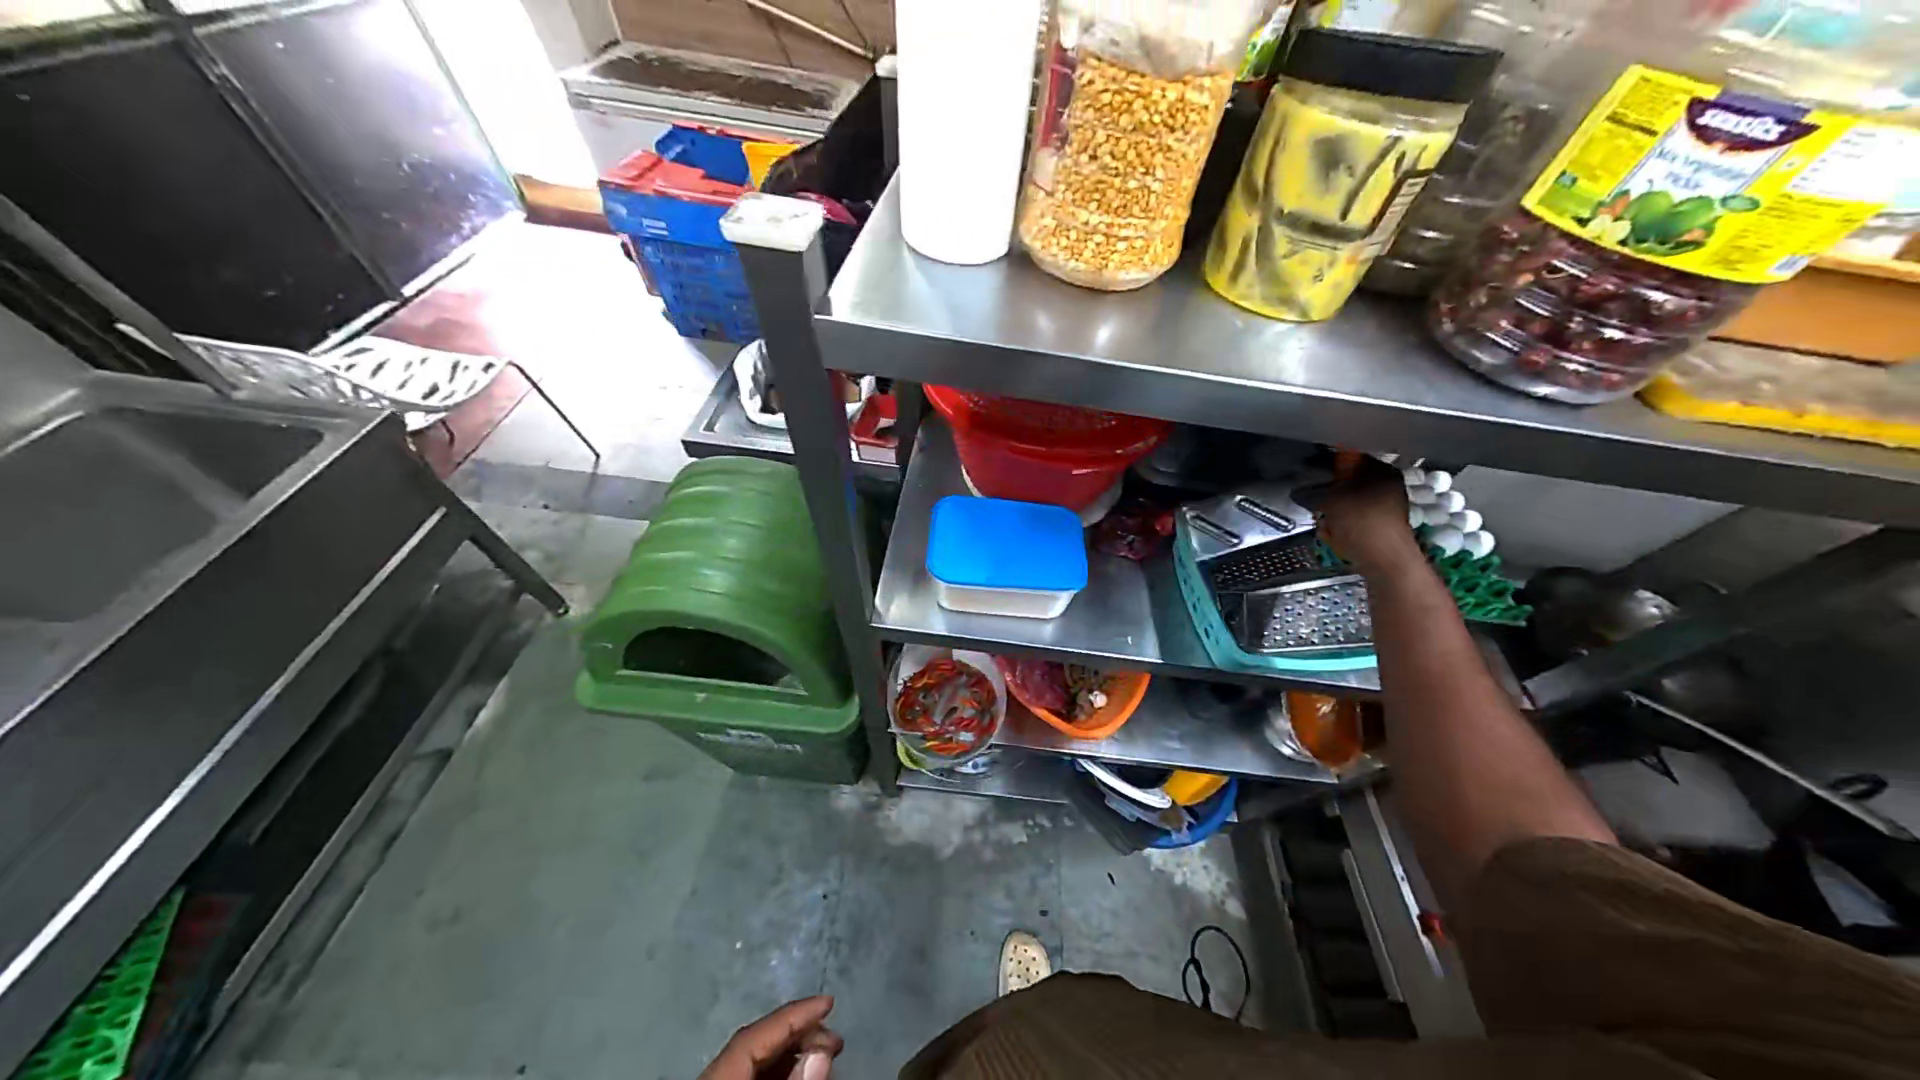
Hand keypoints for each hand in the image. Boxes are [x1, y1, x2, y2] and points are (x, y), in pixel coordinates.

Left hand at [698, 996, 842, 1079]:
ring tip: (825, 1052)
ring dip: (792, 1051)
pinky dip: (779, 1069)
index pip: (758, 1032)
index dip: (795, 1014)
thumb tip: (823, 1052)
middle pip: (756, 1042)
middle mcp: (712, 1071)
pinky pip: (750, 1075)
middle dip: (798, 1033)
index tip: (830, 1000)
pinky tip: (801, 1069)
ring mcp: (717, 1079)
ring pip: (754, 1060)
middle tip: (834, 1038)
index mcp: (716, 1071)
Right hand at [1310, 458, 1422, 578]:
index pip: (1351, 457)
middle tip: (1315, 497)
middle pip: (1350, 480)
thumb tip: (1299, 491)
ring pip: (1351, 499)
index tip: (1311, 472)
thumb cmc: (1361, 523)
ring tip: (1323, 518)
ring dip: (1335, 507)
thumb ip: (1313, 492)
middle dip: (1330, 490)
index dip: (1329, 463)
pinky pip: (1356, 515)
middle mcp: (1389, 484)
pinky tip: (1334, 531)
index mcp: (1382, 470)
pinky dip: (1344, 521)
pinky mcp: (1383, 524)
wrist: (1384, 559)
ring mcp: (1388, 505)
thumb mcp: (1330, 502)